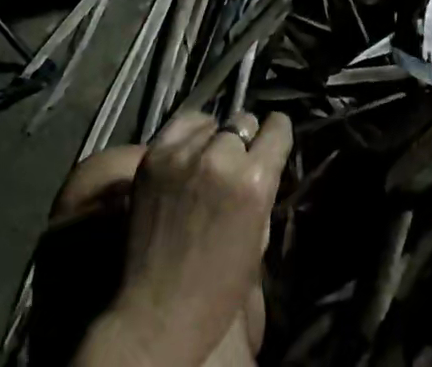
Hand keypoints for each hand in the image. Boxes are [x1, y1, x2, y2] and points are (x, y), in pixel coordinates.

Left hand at [100, 110, 291, 366]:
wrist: (160, 311)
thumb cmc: (220, 285)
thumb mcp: (261, 233)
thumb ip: (263, 186)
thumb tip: (262, 157)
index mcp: (254, 181)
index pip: (277, 128)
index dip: (277, 134)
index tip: (272, 141)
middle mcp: (220, 158)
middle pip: (244, 121)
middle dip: (245, 139)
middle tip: (236, 162)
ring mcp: (183, 155)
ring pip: (212, 123)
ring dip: (215, 139)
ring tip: (207, 162)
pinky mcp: (153, 156)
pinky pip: (181, 126)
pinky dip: (189, 136)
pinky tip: (187, 155)